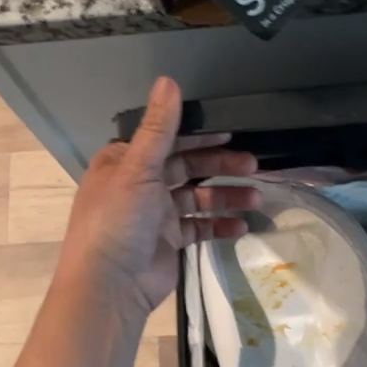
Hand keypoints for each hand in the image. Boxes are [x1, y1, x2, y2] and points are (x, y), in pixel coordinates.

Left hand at [59, 77, 257, 321]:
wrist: (109, 286)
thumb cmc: (117, 221)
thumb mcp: (138, 168)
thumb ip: (159, 127)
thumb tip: (169, 80)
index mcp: (124, 162)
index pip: (167, 140)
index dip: (199, 135)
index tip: (231, 133)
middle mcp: (139, 184)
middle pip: (187, 167)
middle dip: (220, 166)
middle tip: (254, 165)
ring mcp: (155, 215)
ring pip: (198, 197)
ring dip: (226, 196)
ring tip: (257, 199)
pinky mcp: (168, 242)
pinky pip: (200, 227)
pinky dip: (219, 225)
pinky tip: (241, 226)